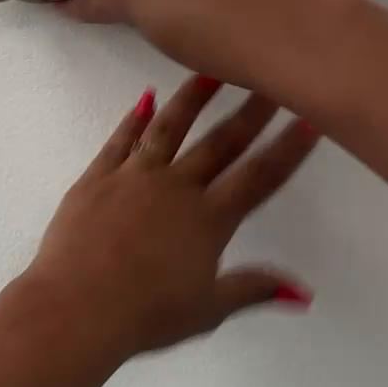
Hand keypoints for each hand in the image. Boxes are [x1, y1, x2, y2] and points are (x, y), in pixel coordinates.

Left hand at [27, 76, 315, 356]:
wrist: (77, 305)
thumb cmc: (145, 315)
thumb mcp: (207, 310)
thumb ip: (253, 289)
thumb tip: (303, 290)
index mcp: (208, 221)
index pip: (259, 177)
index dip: (287, 148)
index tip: (310, 118)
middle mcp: (174, 188)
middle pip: (219, 143)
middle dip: (249, 111)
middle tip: (269, 80)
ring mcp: (132, 177)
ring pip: (168, 128)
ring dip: (192, 98)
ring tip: (210, 71)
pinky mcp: (96, 177)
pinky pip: (119, 140)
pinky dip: (134, 118)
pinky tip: (145, 100)